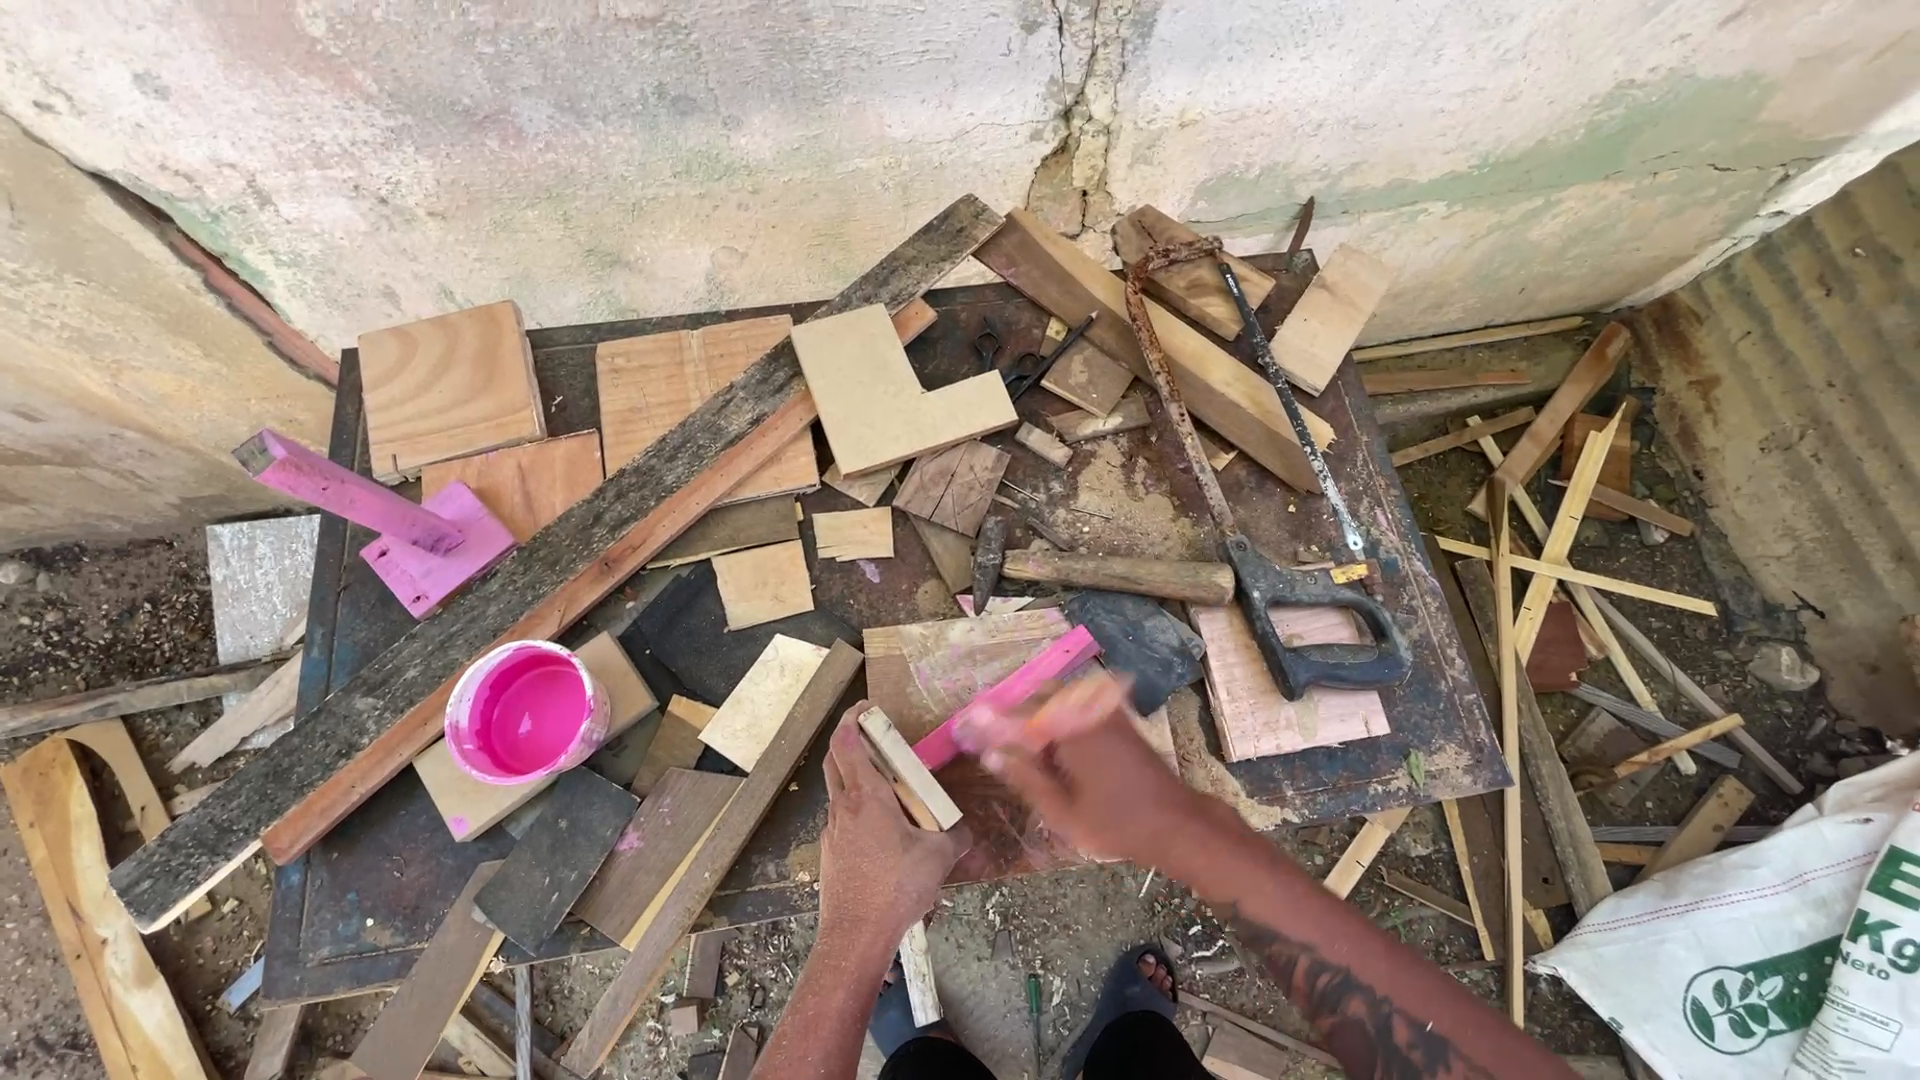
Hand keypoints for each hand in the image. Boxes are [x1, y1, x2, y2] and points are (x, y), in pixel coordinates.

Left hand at [818, 702, 971, 944]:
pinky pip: (841, 817)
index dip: (853, 719)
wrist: (856, 935)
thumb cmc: (896, 887)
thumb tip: (968, 830)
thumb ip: (957, 837)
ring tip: (887, 786)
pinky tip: (881, 829)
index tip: (866, 707)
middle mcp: (843, 806)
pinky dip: (855, 807)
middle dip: (849, 740)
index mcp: (866, 796)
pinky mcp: (830, 852)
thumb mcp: (938, 858)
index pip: (847, 742)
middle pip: (834, 759)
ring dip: (854, 776)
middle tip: (875, 737)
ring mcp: (831, 830)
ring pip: (837, 789)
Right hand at [983, 672, 1242, 873]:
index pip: (1016, 718)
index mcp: (1069, 730)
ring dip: (1033, 707)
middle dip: (1010, 708)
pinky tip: (1050, 730)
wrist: (1176, 822)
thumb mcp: (1063, 811)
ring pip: (1058, 694)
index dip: (987, 721)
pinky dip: (1057, 708)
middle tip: (987, 728)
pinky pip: (1079, 699)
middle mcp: (1086, 710)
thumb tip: (990, 755)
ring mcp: (1105, 711)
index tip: (963, 722)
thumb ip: (1025, 778)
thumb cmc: (1117, 824)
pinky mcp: (1118, 717)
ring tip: (1013, 732)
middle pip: (1037, 696)